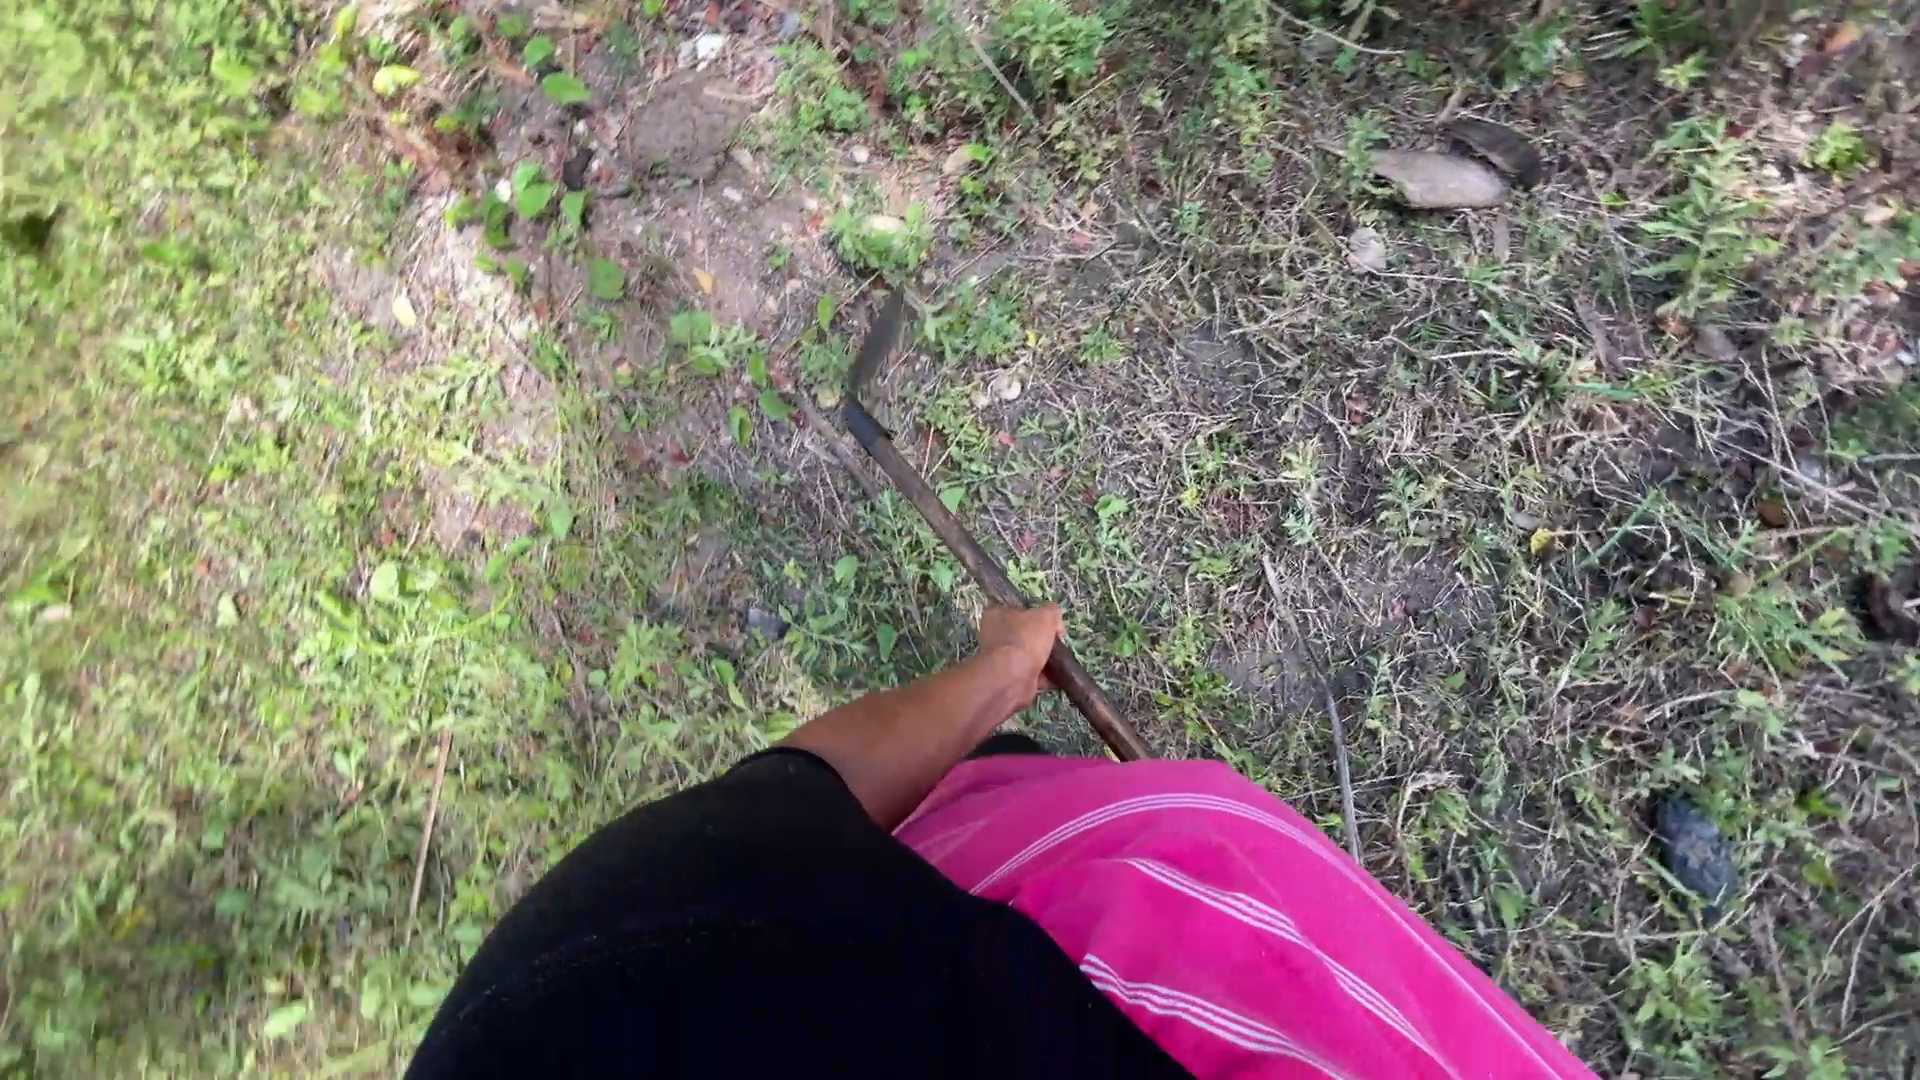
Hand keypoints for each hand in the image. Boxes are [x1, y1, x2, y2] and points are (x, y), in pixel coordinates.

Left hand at [977, 604, 1062, 703]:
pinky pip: (1029, 674)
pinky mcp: (1008, 678)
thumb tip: (1054, 622)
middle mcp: (993, 636)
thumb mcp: (1045, 615)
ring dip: (1043, 660)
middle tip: (1056, 644)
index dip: (1035, 615)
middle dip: (1041, 640)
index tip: (1050, 624)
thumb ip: (1052, 611)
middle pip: (1023, 634)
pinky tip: (1056, 677)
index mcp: (996, 614)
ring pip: (1027, 656)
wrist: (1013, 676)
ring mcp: (999, 659)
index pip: (1017, 610)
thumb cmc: (1025, 639)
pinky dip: (1043, 676)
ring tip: (1060, 662)